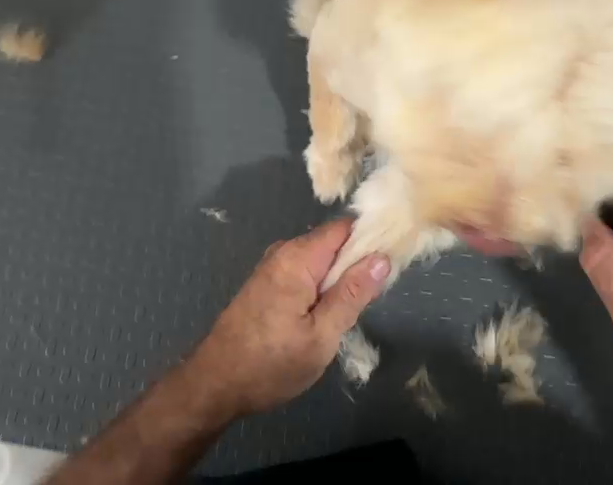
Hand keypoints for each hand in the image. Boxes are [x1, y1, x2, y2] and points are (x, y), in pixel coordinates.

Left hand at [176, 220, 390, 419]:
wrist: (215, 383)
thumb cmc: (271, 364)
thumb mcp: (321, 336)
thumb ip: (351, 295)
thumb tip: (381, 258)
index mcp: (298, 257)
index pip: (344, 228)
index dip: (371, 238)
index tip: (396, 257)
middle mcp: (284, 252)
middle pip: (332, 242)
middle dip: (357, 261)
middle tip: (379, 293)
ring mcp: (273, 267)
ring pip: (319, 259)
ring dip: (339, 277)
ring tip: (359, 306)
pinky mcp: (267, 283)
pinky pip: (304, 271)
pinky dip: (321, 285)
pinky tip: (329, 312)